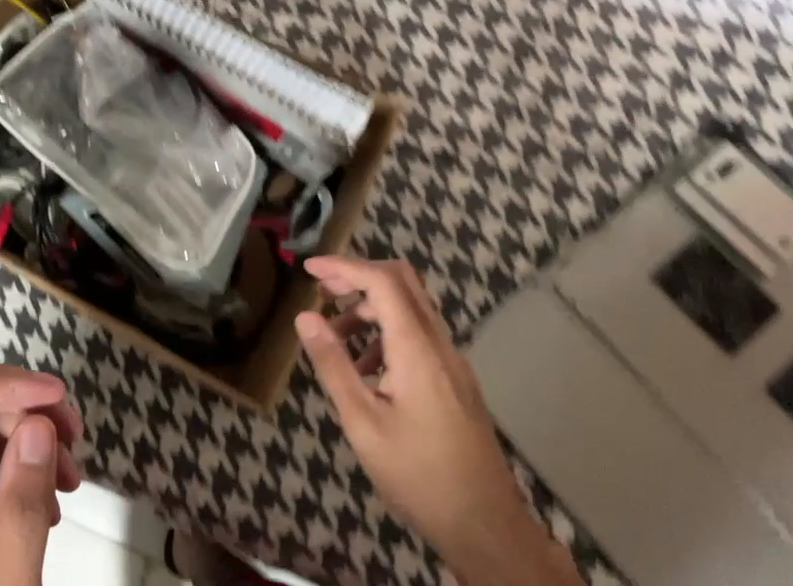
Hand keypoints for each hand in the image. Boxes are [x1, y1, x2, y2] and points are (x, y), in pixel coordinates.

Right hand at [296, 256, 578, 585]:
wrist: (487, 526)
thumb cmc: (418, 475)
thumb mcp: (363, 423)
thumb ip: (333, 365)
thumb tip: (305, 317)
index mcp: (417, 349)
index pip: (382, 282)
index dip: (343, 267)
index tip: (307, 268)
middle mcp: (440, 345)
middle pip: (402, 283)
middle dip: (358, 277)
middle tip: (321, 291)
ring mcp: (453, 363)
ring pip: (411, 310)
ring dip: (370, 309)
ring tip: (334, 338)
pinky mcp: (456, 382)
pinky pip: (419, 337)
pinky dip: (387, 334)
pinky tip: (366, 370)